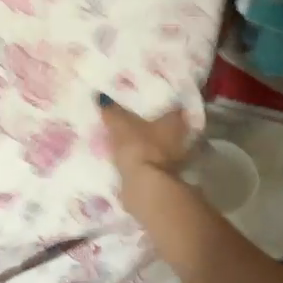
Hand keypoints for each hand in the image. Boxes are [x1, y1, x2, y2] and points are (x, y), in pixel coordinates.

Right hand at [96, 94, 191, 216]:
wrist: (146, 186)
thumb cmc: (138, 146)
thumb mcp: (120, 125)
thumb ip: (112, 111)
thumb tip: (100, 96)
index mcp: (174, 121)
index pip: (174, 108)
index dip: (165, 105)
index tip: (155, 103)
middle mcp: (181, 139)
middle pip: (173, 129)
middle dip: (160, 127)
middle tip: (144, 122)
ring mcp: (176, 161)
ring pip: (165, 148)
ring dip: (155, 146)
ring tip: (137, 142)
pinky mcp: (167, 178)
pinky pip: (157, 165)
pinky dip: (149, 163)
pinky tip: (137, 162)